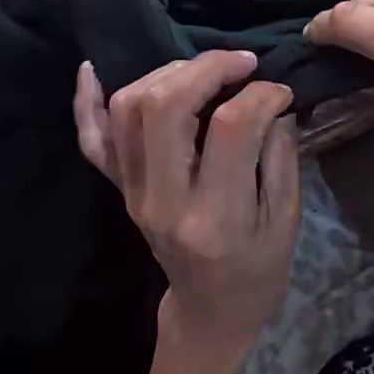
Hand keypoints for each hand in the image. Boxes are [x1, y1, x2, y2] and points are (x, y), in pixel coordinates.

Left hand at [74, 51, 300, 367]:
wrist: (208, 311)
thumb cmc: (256, 271)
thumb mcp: (286, 222)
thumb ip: (282, 156)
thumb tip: (272, 100)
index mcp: (215, 217)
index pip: (229, 128)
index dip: (260, 95)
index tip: (280, 92)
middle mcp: (161, 200)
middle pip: (164, 106)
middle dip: (206, 68)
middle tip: (242, 63)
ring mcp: (132, 192)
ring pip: (128, 109)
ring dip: (166, 73)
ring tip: (203, 70)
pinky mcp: (118, 188)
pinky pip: (91, 139)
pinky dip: (87, 101)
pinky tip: (91, 69)